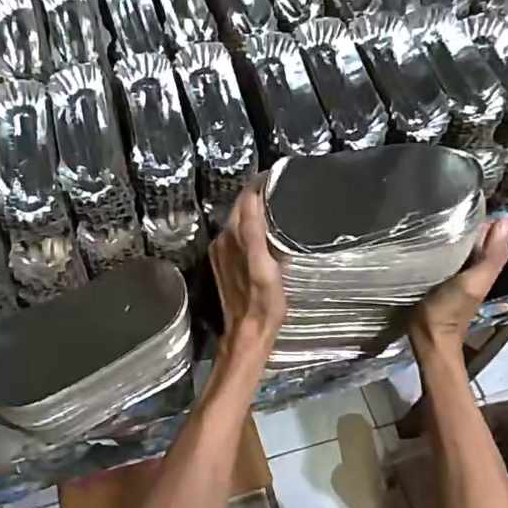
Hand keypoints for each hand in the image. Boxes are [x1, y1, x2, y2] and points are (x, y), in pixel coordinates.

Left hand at [209, 186, 285, 353]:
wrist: (248, 332)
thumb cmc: (263, 303)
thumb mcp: (266, 267)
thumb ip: (257, 233)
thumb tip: (255, 198)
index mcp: (234, 236)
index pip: (247, 198)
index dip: (262, 184)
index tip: (281, 175)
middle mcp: (224, 239)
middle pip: (242, 205)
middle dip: (260, 192)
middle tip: (284, 184)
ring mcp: (222, 250)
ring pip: (240, 218)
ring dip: (257, 207)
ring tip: (279, 201)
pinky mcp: (225, 261)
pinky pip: (239, 232)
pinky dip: (253, 224)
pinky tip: (267, 227)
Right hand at [411, 217, 507, 354]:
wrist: (428, 336)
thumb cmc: (452, 308)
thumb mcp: (475, 281)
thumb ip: (493, 254)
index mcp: (486, 263)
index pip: (487, 231)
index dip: (478, 216)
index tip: (459, 201)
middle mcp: (472, 264)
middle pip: (470, 236)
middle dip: (461, 222)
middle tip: (438, 207)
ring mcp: (453, 270)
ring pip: (455, 244)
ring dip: (447, 232)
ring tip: (429, 217)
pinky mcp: (435, 275)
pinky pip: (440, 254)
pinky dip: (436, 244)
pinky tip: (422, 237)